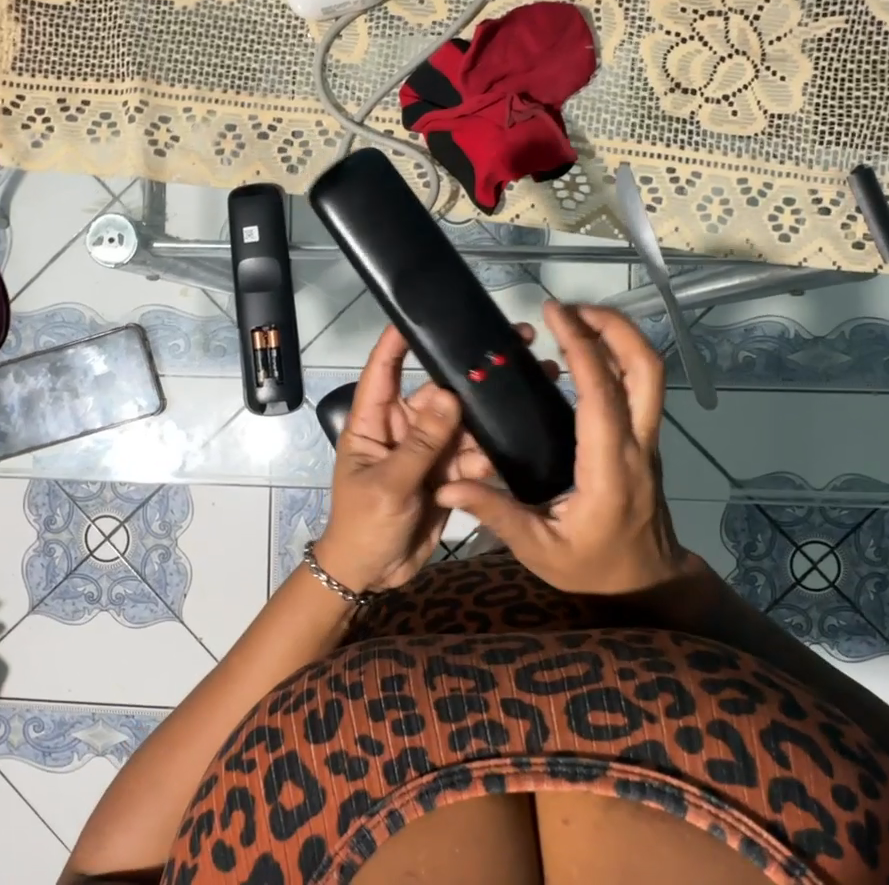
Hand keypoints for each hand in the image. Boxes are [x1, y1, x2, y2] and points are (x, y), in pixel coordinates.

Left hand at [316, 323, 556, 592]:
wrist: (372, 574)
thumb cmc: (363, 525)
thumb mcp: (388, 485)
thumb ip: (421, 443)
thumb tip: (447, 394)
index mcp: (374, 423)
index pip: (383, 371)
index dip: (398, 341)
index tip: (423, 314)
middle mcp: (402, 429)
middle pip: (437, 394)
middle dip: (468, 380)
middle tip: (513, 352)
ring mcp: (426, 452)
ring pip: (461, 425)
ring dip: (487, 421)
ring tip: (525, 398)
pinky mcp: (446, 475)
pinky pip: (470, 456)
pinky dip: (486, 457)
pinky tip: (506, 452)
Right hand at [436, 301, 690, 596]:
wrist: (647, 585)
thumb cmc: (594, 569)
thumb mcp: (539, 549)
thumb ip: (496, 514)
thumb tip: (446, 489)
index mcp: (610, 468)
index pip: (602, 394)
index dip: (583, 347)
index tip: (557, 315)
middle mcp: (637, 444)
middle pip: (645, 369)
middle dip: (614, 328)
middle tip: (570, 309)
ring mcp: (646, 440)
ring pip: (649, 374)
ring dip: (618, 338)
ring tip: (575, 321)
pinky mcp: (643, 440)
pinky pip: (639, 388)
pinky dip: (616, 358)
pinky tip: (583, 355)